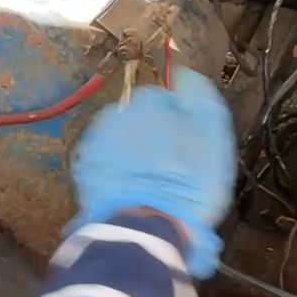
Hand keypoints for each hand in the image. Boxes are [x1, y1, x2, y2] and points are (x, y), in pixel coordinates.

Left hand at [71, 71, 237, 276]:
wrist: (148, 224)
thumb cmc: (189, 180)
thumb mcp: (212, 133)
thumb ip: (199, 95)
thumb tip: (184, 72)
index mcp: (146, 101)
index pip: (161, 98)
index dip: (177, 121)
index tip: (186, 144)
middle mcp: (114, 113)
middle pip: (137, 117)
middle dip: (151, 134)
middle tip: (170, 164)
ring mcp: (94, 140)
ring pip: (118, 138)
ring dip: (131, 151)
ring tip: (150, 179)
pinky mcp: (83, 167)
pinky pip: (102, 161)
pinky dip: (114, 169)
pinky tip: (130, 187)